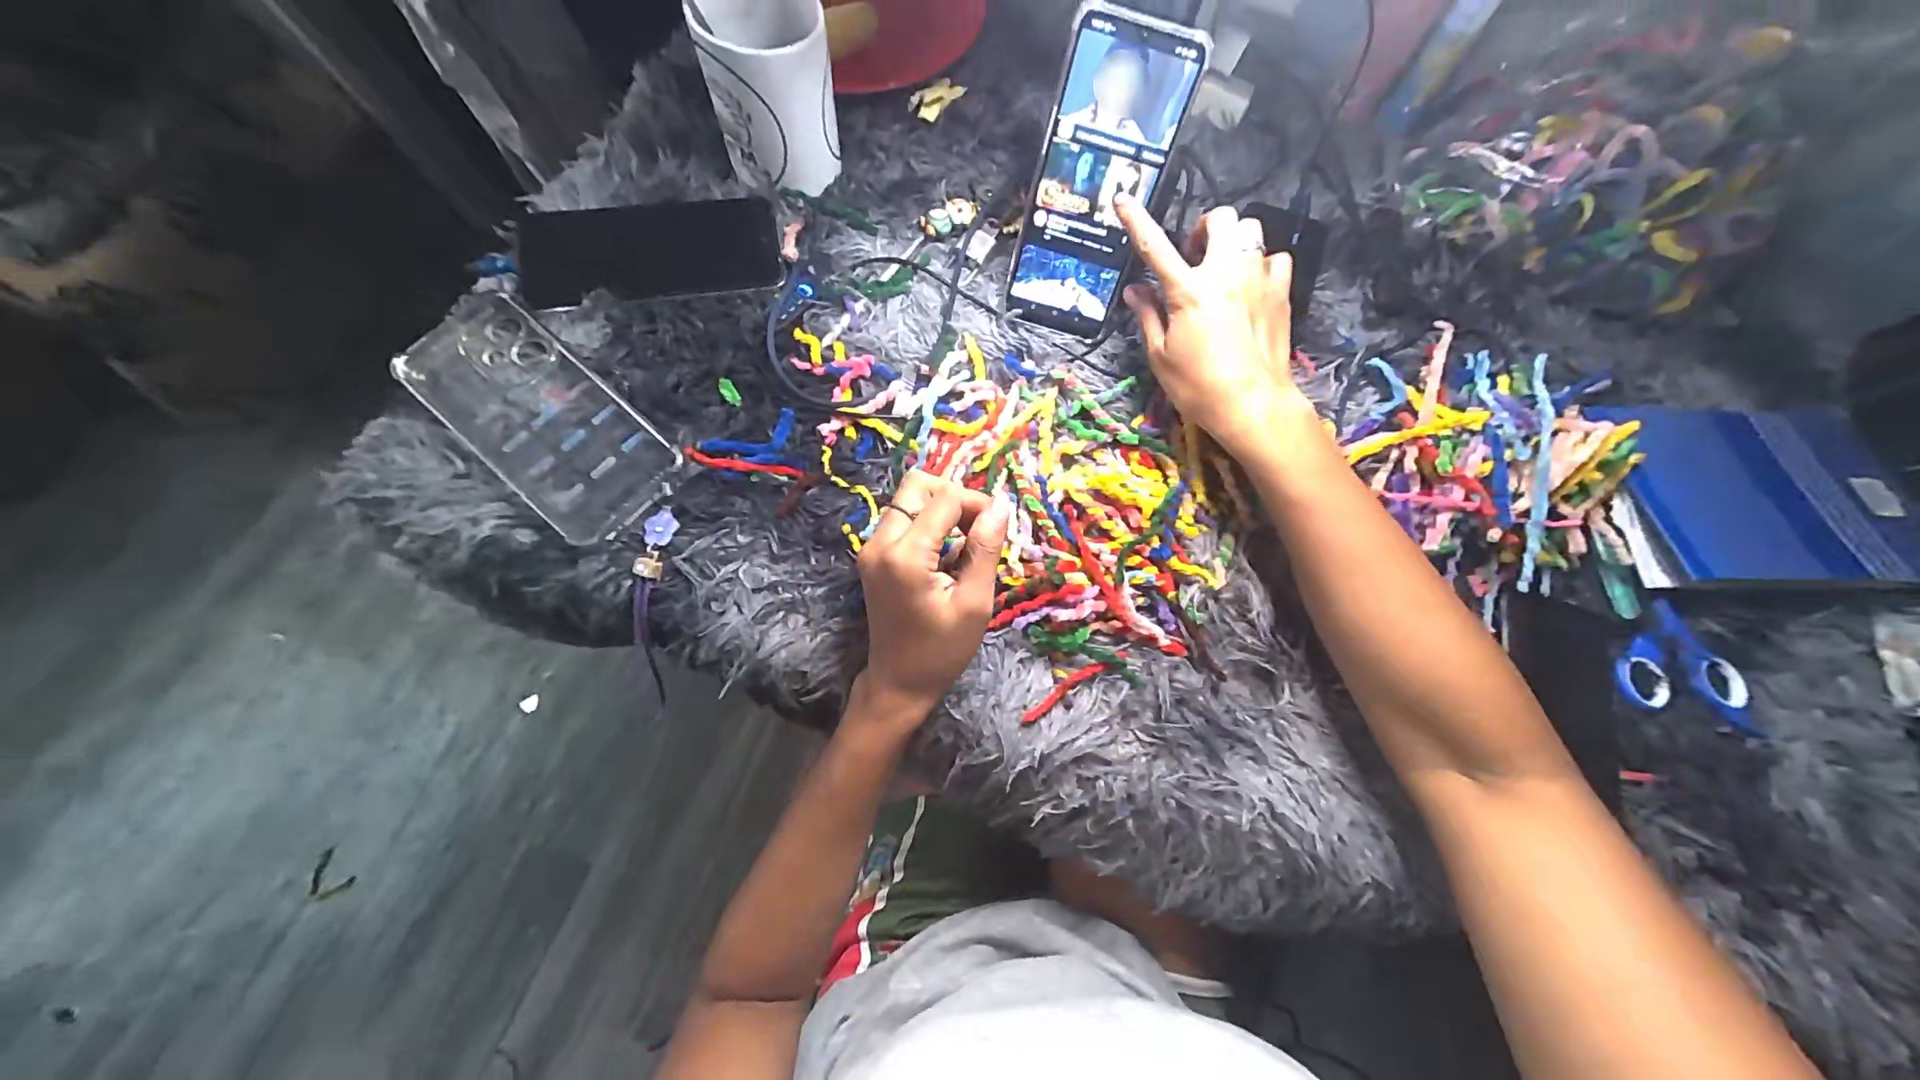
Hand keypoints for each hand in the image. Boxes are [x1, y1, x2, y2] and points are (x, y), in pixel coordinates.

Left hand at [854, 471, 1010, 724]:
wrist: (898, 682)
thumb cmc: (941, 651)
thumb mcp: (974, 603)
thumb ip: (985, 550)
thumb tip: (1000, 506)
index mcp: (905, 555)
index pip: (946, 498)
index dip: (978, 504)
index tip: (996, 530)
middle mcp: (880, 543)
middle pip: (918, 484)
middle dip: (955, 497)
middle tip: (977, 529)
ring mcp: (871, 547)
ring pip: (908, 498)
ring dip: (941, 508)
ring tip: (964, 542)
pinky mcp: (872, 555)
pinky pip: (902, 518)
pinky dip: (928, 522)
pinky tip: (945, 552)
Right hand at [1114, 195, 1315, 456]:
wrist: (1252, 404)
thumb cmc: (1198, 386)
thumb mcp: (1160, 356)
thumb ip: (1148, 316)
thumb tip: (1135, 290)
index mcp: (1188, 291)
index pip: (1155, 246)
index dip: (1136, 220)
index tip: (1124, 199)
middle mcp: (1225, 274)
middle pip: (1220, 219)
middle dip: (1204, 228)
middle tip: (1193, 255)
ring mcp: (1258, 279)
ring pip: (1251, 232)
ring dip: (1233, 243)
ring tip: (1224, 270)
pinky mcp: (1281, 291)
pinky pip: (1274, 257)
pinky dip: (1261, 264)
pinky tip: (1251, 285)